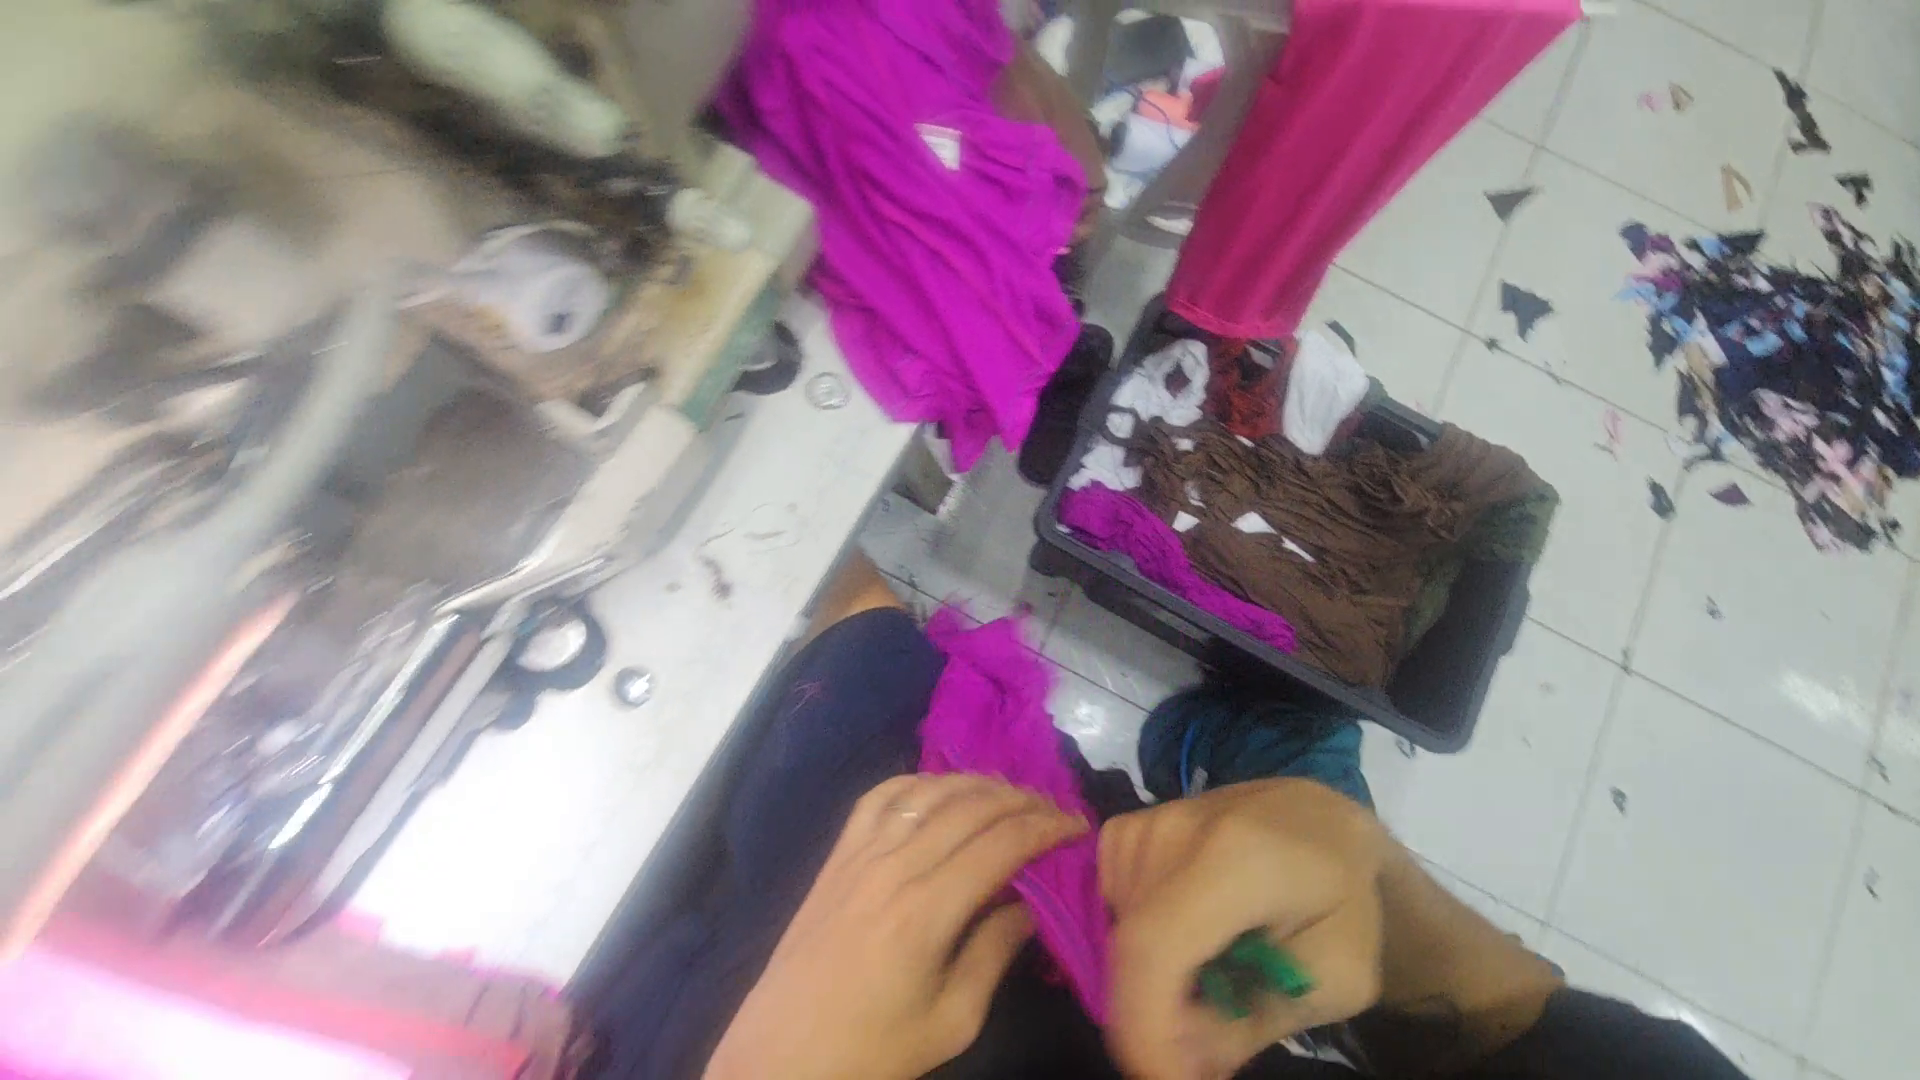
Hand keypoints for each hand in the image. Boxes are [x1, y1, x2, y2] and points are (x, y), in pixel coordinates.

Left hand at [704, 773, 1087, 1079]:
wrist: (781, 1057)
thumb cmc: (872, 1051)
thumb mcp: (951, 1021)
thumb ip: (994, 953)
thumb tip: (1029, 904)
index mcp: (927, 910)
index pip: (1002, 843)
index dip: (1046, 827)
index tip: (1077, 826)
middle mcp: (895, 866)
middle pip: (970, 808)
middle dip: (1022, 800)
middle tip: (1054, 809)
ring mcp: (860, 854)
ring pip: (928, 792)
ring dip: (975, 784)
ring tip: (1009, 794)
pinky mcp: (836, 855)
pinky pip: (878, 798)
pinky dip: (916, 782)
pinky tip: (937, 788)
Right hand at [1100, 779, 1389, 1079]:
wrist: (1315, 816)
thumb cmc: (1339, 898)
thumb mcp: (1333, 976)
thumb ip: (1253, 1018)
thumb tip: (1177, 1056)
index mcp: (1235, 860)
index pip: (1157, 945)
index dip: (1146, 1025)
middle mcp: (1172, 833)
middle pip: (1130, 949)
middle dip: (1158, 1016)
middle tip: (1210, 1039)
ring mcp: (1140, 826)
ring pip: (1118, 933)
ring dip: (1154, 976)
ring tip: (1213, 970)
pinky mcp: (1122, 829)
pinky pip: (1111, 905)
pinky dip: (1140, 939)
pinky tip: (1186, 929)